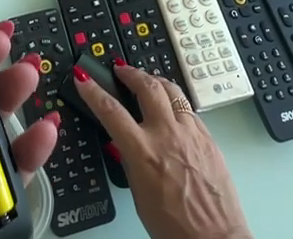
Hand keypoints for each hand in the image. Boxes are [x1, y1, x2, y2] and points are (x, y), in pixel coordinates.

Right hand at [73, 62, 251, 238]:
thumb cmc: (176, 228)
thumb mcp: (140, 195)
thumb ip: (131, 161)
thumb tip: (123, 141)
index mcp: (144, 152)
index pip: (111, 111)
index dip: (93, 91)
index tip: (84, 80)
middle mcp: (168, 135)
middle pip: (146, 86)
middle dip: (129, 72)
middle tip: (120, 69)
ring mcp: (191, 133)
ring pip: (171, 89)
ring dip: (154, 79)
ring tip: (146, 77)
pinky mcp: (208, 137)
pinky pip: (188, 107)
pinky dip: (175, 100)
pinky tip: (171, 105)